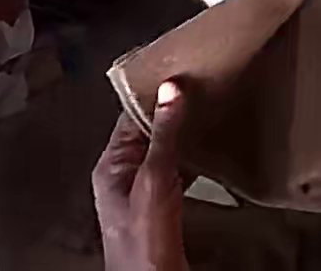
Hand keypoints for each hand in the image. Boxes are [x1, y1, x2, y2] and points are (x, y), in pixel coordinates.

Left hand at [92, 81, 189, 270]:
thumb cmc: (145, 249)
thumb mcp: (154, 182)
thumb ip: (163, 136)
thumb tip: (170, 89)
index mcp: (111, 165)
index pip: (131, 113)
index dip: (154, 92)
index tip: (178, 71)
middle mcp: (125, 174)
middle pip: (150, 128)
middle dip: (173, 109)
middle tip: (198, 84)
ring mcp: (144, 190)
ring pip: (166, 147)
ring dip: (185, 130)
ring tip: (206, 107)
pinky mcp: (164, 204)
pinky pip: (179, 166)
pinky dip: (193, 153)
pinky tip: (209, 146)